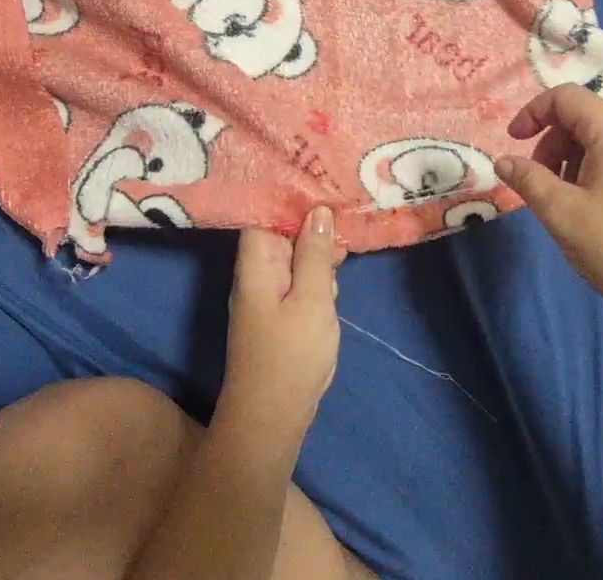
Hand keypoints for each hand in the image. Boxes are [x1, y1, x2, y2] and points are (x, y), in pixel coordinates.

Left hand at [219, 207, 344, 444]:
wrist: (270, 420)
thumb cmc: (290, 356)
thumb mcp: (311, 299)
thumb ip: (314, 254)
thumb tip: (318, 210)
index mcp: (255, 264)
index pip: (263, 213)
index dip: (288, 195)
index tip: (321, 181)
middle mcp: (256, 274)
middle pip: (280, 234)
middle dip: (311, 224)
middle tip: (347, 214)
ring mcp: (267, 296)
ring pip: (293, 258)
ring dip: (318, 253)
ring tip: (347, 247)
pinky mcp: (279, 315)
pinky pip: (297, 282)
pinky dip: (317, 278)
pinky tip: (335, 281)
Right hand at [497, 85, 602, 340]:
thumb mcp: (561, 213)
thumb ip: (528, 179)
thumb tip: (504, 161)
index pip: (568, 97)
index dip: (533, 112)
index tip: (513, 142)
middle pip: (589, 118)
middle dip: (554, 142)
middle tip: (539, 183)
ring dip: (578, 159)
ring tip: (570, 203)